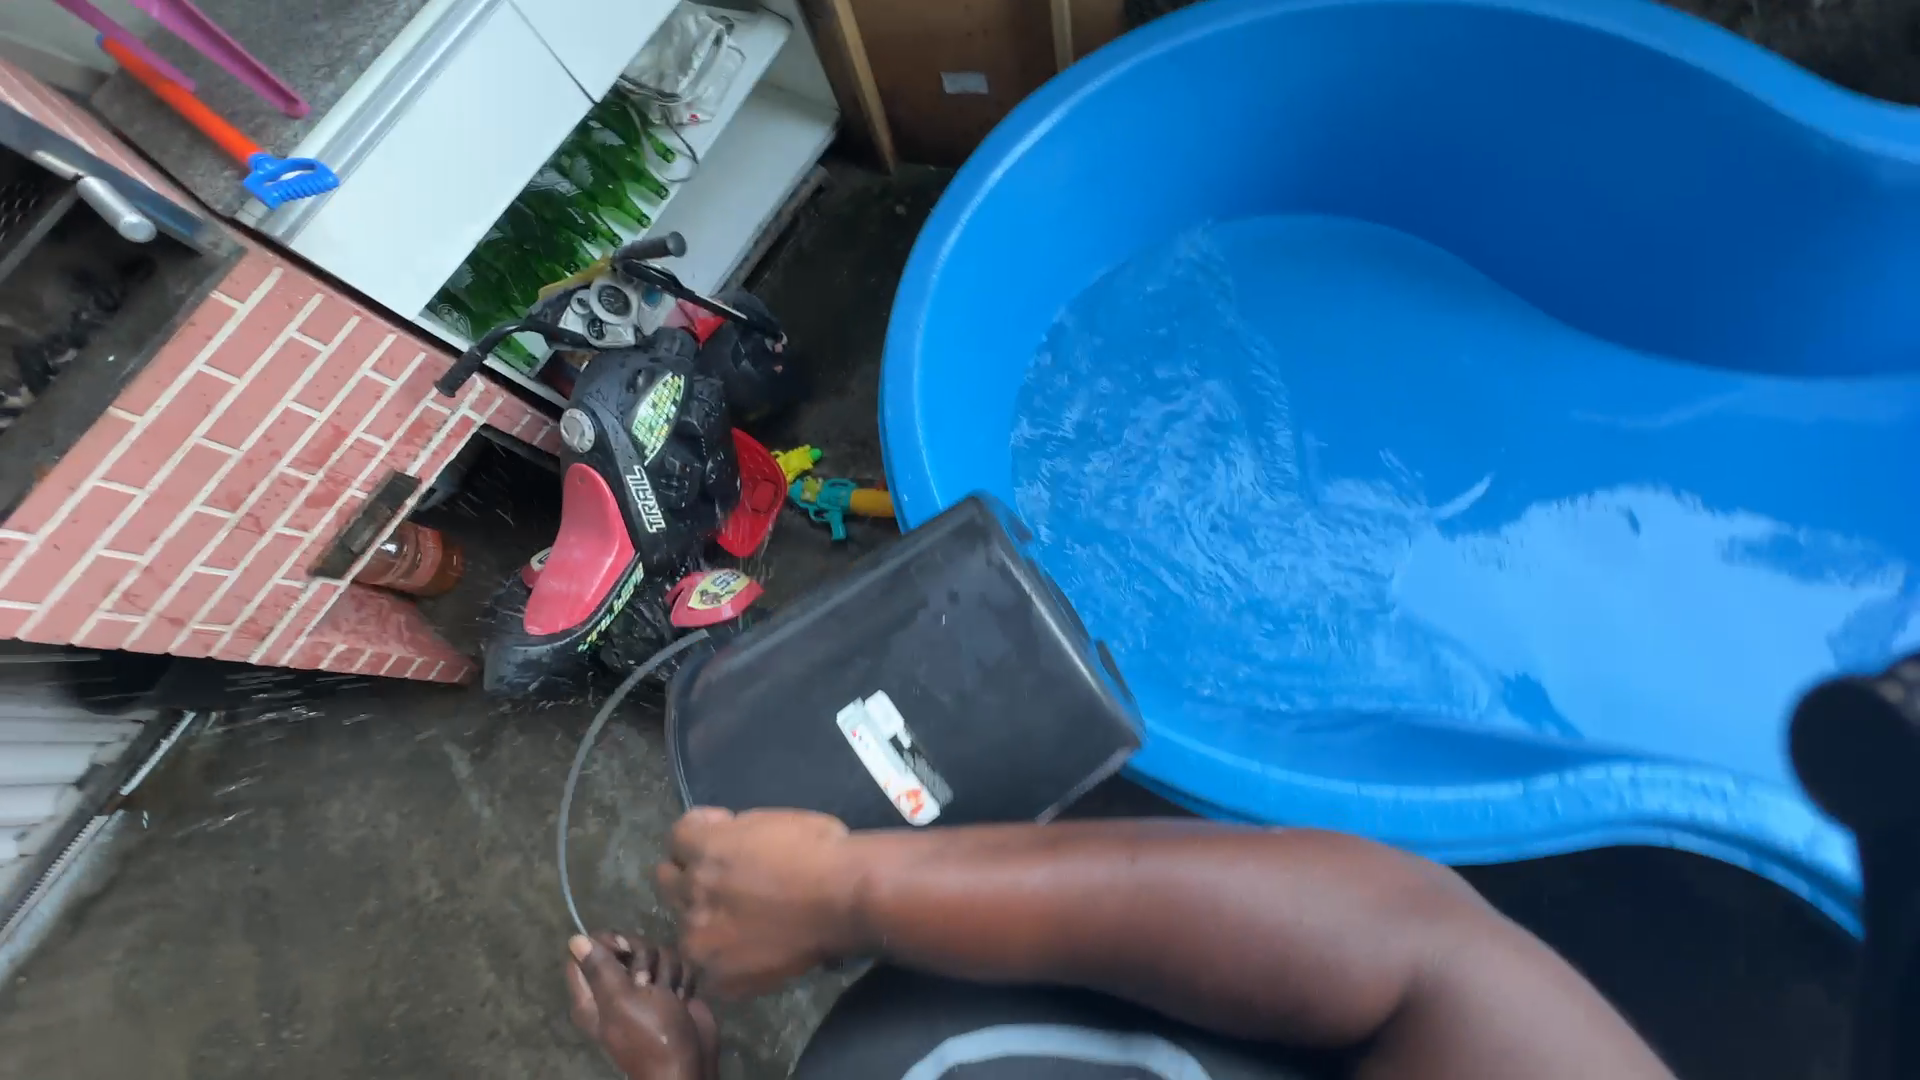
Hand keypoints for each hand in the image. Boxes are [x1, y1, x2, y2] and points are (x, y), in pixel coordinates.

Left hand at [565, 933, 713, 1079]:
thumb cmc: (650, 1034)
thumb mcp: (621, 1000)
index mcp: (593, 995)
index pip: (586, 952)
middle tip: (647, 980)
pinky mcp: (670, 988)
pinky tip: (681, 997)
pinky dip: (682, 978)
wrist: (688, 1060)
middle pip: (626, 946)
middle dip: (644, 957)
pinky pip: (677, 963)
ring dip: (667, 971)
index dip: (606, 943)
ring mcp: (646, 987)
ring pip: (657, 952)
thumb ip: (600, 968)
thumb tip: (574, 939)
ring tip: (668, 996)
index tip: (623, 951)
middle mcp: (616, 988)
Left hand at [657, 808, 863, 997]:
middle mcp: (693, 896)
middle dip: (690, 872)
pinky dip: (727, 955)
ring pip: (685, 926)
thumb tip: (721, 836)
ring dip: (705, 917)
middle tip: (725, 877)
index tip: (724, 833)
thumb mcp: (771, 818)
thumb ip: (734, 830)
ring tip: (744, 918)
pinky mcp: (721, 979)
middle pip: (667, 880)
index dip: (702, 830)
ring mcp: (702, 943)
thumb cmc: (818, 848)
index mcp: (706, 851)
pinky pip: (709, 966)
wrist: (845, 899)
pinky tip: (755, 946)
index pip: (677, 837)